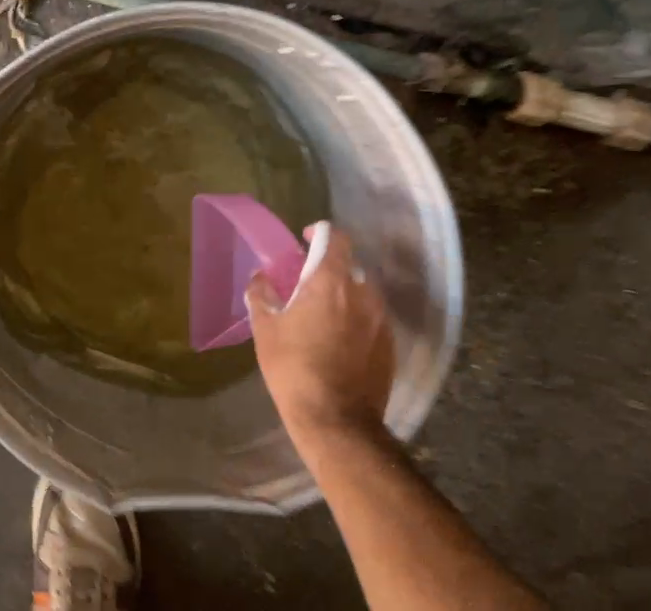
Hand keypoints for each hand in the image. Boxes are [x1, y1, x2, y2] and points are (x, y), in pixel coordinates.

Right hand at [247, 224, 395, 448]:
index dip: (319, 232)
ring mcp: (381, 320)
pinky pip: (371, 318)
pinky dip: (355, 318)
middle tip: (306, 282)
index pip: (335, 237)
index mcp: (331, 281)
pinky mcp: (389, 345)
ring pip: (362, 292)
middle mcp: (363, 293)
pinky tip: (336, 340)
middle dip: (328, 267)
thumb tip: (261, 277)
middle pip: (349, 264)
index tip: (304, 239)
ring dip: (343, 293)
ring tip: (320, 313)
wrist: (335, 419)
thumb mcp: (265, 328)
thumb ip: (262, 294)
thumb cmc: (293, 367)